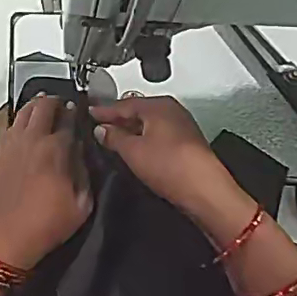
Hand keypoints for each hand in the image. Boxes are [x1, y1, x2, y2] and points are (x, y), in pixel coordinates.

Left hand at [0, 95, 91, 268]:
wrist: (4, 235)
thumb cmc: (42, 224)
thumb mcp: (81, 205)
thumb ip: (84, 175)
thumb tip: (82, 159)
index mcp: (55, 149)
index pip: (69, 120)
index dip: (77, 115)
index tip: (81, 115)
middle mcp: (32, 140)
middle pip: (44, 107)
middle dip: (57, 103)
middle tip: (65, 106)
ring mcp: (13, 145)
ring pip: (24, 112)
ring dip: (36, 106)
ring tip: (46, 108)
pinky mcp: (0, 153)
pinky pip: (11, 126)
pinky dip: (21, 119)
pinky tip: (26, 125)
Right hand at [90, 96, 253, 233]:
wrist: (205, 191)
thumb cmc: (175, 167)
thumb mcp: (131, 151)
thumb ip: (113, 137)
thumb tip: (103, 130)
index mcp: (159, 106)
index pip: (123, 103)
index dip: (104, 111)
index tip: (92, 113)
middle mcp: (173, 112)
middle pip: (138, 111)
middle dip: (118, 120)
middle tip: (100, 126)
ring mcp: (182, 128)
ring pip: (149, 124)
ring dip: (131, 131)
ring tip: (114, 141)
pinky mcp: (187, 145)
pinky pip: (159, 136)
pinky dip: (144, 141)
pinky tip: (137, 152)